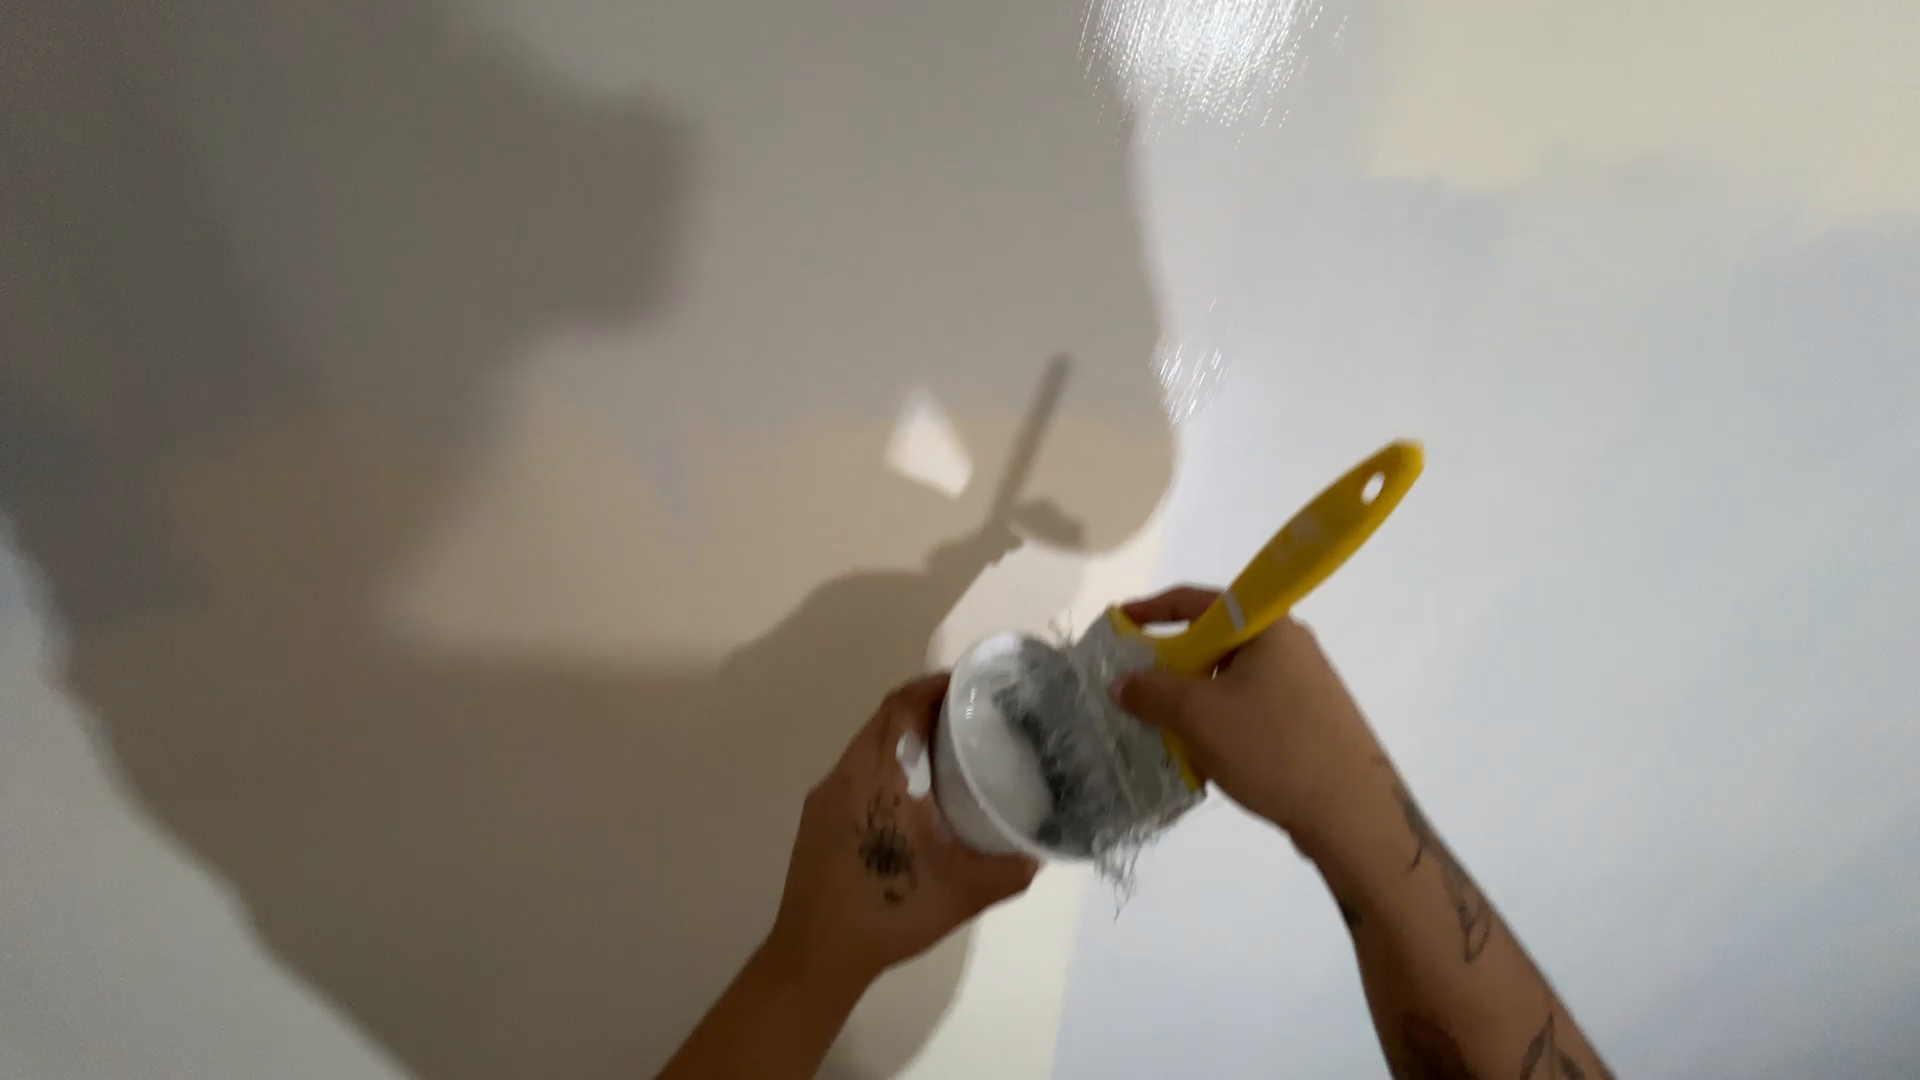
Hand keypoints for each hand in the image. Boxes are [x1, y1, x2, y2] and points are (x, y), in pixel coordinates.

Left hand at [764, 673, 1038, 989]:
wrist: (813, 955)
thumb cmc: (887, 913)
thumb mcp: (960, 894)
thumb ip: (1006, 871)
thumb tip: (1038, 854)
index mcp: (879, 777)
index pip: (900, 706)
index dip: (931, 686)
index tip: (966, 684)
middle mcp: (847, 773)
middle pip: (883, 717)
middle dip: (922, 706)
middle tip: (965, 713)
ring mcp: (826, 793)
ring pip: (867, 742)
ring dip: (901, 734)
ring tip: (942, 748)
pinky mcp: (817, 814)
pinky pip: (855, 767)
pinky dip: (884, 760)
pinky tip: (907, 791)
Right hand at [1108, 586, 1386, 845]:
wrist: (1354, 817)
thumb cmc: (1273, 748)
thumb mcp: (1197, 715)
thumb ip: (1150, 691)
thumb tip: (1120, 682)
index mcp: (1266, 627)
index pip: (1198, 600)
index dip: (1153, 608)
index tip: (1121, 622)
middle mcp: (1289, 645)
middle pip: (1213, 639)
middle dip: (1171, 660)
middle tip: (1138, 683)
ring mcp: (1304, 683)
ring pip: (1230, 676)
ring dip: (1193, 694)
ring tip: (1166, 723)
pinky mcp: (1310, 718)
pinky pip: (1249, 703)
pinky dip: (1219, 716)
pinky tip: (1205, 749)